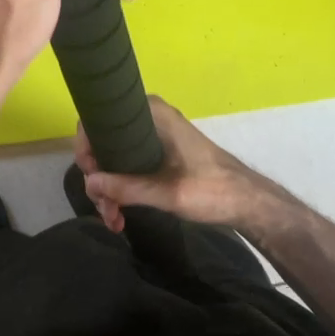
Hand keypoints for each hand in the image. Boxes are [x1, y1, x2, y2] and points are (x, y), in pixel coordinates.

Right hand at [73, 96, 269, 230]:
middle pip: (103, 144)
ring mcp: (151, 137)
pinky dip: (120, 190)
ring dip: (108, 190)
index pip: (99, 119)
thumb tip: (89, 184)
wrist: (248, 202)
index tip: (91, 176)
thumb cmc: (213, 191)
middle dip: (99, 179)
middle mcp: (147, 119)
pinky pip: (126, 167)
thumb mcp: (168, 192)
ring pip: (113, 160)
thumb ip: (127, 187)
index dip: (86, 147)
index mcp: (151, 115)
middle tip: (105, 209)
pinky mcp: (156, 155)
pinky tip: (120, 216)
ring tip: (114, 220)